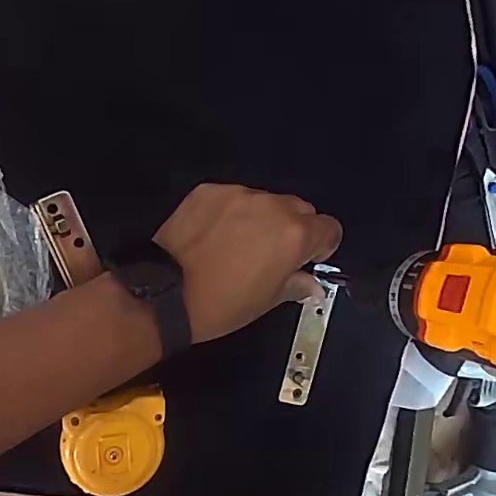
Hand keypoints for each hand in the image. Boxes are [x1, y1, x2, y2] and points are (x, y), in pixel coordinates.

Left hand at [152, 183, 342, 342]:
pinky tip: (218, 237)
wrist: (165, 294)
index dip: (322, 245)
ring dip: (263, 219)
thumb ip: (296, 284)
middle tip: (274, 255)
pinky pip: (235, 197)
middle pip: (301, 209)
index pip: (329, 228)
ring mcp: (239, 195)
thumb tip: (309, 284)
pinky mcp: (210, 191)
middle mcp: (271, 207)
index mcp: (294, 236)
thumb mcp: (267, 301)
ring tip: (241, 247)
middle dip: (295, 229)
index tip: (309, 257)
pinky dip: (233, 212)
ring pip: (267, 201)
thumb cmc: (218, 304)